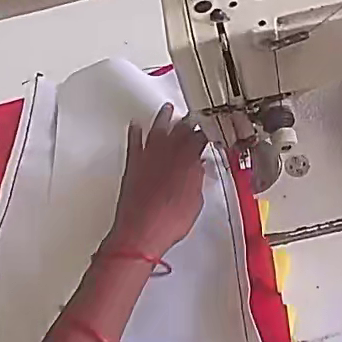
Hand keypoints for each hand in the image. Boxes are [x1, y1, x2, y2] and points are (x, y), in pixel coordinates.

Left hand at [102, 104, 207, 260]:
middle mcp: (168, 154)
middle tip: (192, 116)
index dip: (205, 133)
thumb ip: (197, 181)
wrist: (141, 231)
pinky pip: (134, 141)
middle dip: (188, 121)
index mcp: (188, 162)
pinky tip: (136, 124)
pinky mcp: (133, 164)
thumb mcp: (195, 201)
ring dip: (164, 118)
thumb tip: (198, 172)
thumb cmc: (169, 220)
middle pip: (180, 130)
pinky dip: (135, 131)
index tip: (208, 129)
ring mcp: (149, 157)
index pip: (200, 139)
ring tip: (167, 109)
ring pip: (158, 129)